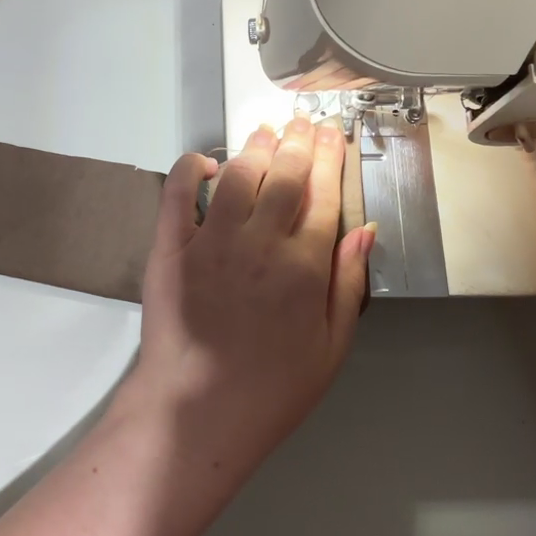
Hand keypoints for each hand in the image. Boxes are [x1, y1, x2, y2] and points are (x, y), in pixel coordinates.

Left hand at [122, 118, 374, 467]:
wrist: (198, 410)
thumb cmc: (273, 389)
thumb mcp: (331, 348)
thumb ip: (348, 285)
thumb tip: (365, 232)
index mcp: (305, 266)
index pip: (323, 195)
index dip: (330, 159)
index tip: (332, 135)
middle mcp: (261, 242)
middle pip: (284, 175)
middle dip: (298, 142)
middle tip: (303, 124)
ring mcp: (211, 241)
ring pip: (237, 175)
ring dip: (254, 148)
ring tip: (265, 133)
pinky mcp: (170, 247)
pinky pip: (177, 192)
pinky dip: (189, 168)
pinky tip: (204, 162)